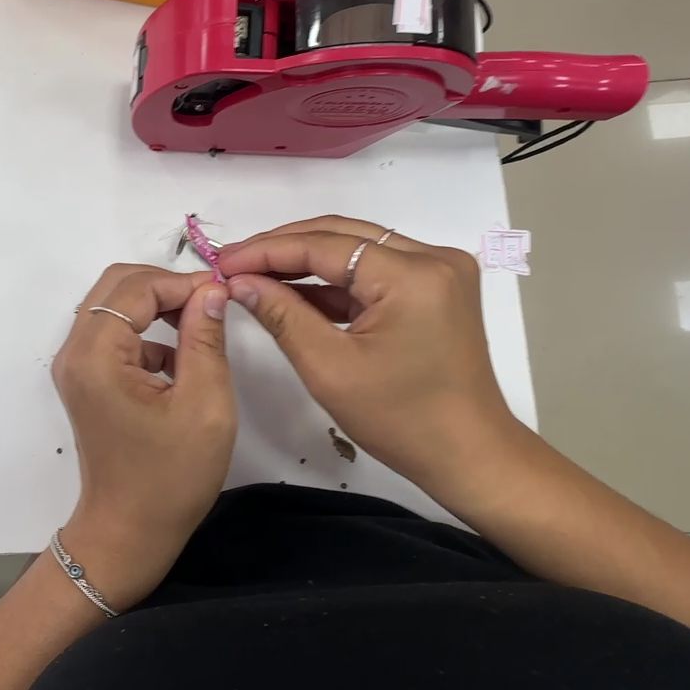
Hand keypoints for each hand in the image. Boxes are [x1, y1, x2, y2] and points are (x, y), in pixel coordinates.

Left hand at [51, 264, 235, 608]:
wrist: (129, 530)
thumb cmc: (171, 477)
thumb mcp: (205, 405)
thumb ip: (206, 338)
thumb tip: (212, 290)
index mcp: (96, 357)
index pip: (135, 289)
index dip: (181, 283)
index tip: (223, 292)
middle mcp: (74, 353)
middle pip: (115, 288)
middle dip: (165, 286)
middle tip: (211, 302)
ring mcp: (75, 366)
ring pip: (112, 307)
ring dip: (155, 306)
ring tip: (201, 324)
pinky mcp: (84, 379)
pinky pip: (112, 334)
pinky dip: (145, 331)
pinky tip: (178, 357)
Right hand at [214, 217, 515, 485]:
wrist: (468, 455)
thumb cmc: (400, 419)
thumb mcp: (329, 368)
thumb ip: (281, 315)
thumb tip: (237, 282)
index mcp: (413, 275)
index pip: (324, 246)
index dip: (267, 251)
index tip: (221, 262)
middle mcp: (433, 258)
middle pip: (341, 235)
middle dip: (282, 247)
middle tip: (232, 263)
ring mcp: (438, 270)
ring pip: (355, 247)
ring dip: (304, 260)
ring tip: (254, 273)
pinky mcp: (435, 286)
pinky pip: (372, 268)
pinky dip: (332, 279)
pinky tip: (291, 289)